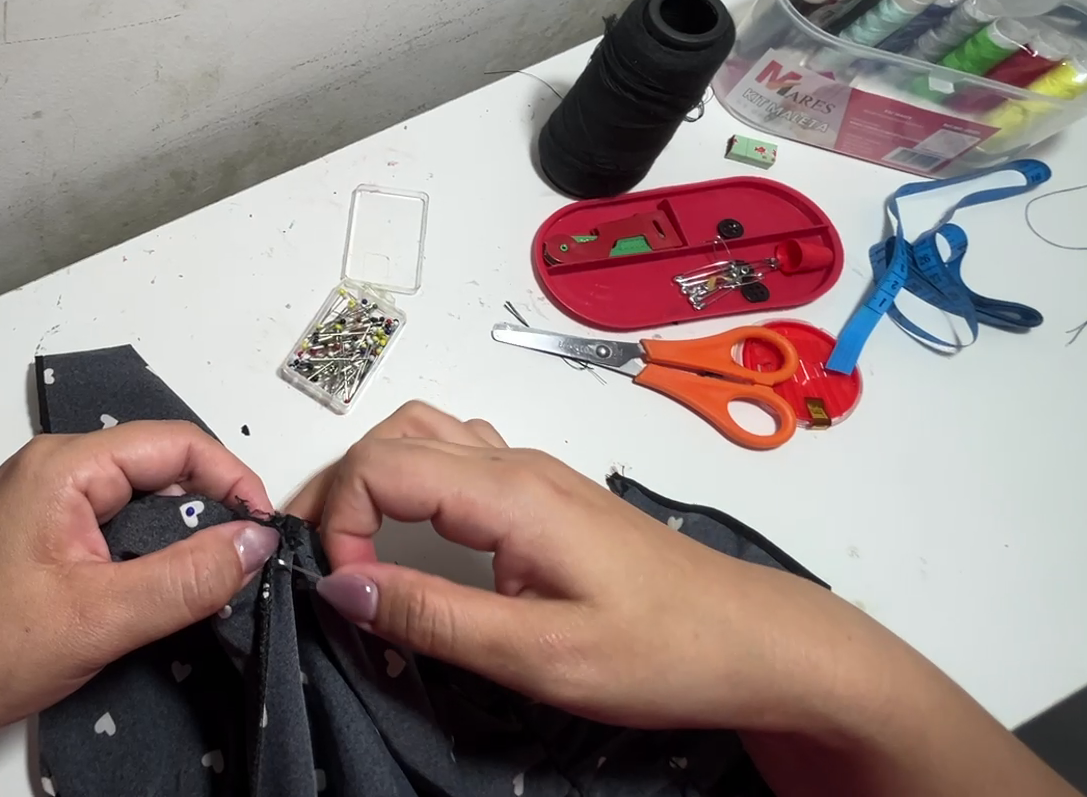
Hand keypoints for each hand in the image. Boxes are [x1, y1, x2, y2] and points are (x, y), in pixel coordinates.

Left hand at [0, 422, 281, 796]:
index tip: (263, 527)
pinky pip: (116, 521)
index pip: (172, 444)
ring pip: (139, 496)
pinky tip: (167, 583)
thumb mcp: (102, 616)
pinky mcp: (45, 529)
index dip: (229, 476)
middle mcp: (57, 466)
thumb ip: (188, 578)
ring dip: (180, 531)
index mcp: (65, 465)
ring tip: (213, 575)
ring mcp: (48, 497)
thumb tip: (259, 541)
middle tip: (244, 558)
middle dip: (208, 505)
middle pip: (157, 465)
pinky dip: (150, 547)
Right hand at [299, 402, 1079, 796]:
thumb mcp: (541, 657)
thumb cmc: (663, 653)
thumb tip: (341, 585)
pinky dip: (410, 470)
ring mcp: (525, 466)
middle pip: (388, 439)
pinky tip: (417, 518)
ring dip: (371, 471)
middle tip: (320, 555)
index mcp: (505, 493)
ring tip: (353, 530)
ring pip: (418, 430)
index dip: (340, 519)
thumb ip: (433, 617)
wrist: (767, 642)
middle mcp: (507, 461)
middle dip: (337, 491)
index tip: (345, 587)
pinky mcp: (538, 485)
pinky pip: (451, 447)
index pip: (380, 467)